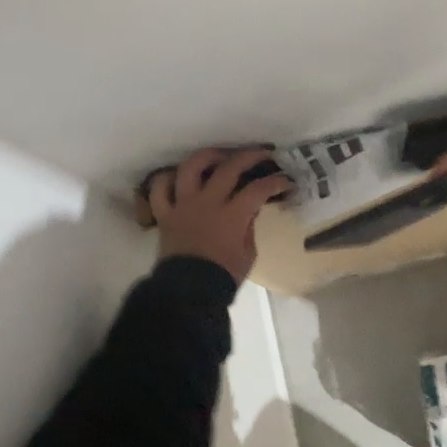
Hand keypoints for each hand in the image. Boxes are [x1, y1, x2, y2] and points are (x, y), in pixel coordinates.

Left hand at [149, 147, 292, 282]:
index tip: (286, 181)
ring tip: (219, 156)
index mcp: (232, 215)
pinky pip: (159, 190)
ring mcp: (183, 205)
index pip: (258, 190)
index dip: (275, 182)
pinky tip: (178, 177)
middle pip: (228, 168)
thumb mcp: (248, 254)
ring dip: (207, 156)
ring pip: (191, 168)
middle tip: (263, 154)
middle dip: (249, 156)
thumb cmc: (223, 276)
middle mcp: (207, 202)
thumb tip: (251, 210)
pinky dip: (167, 179)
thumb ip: (249, 227)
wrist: (189, 292)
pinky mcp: (165, 214)